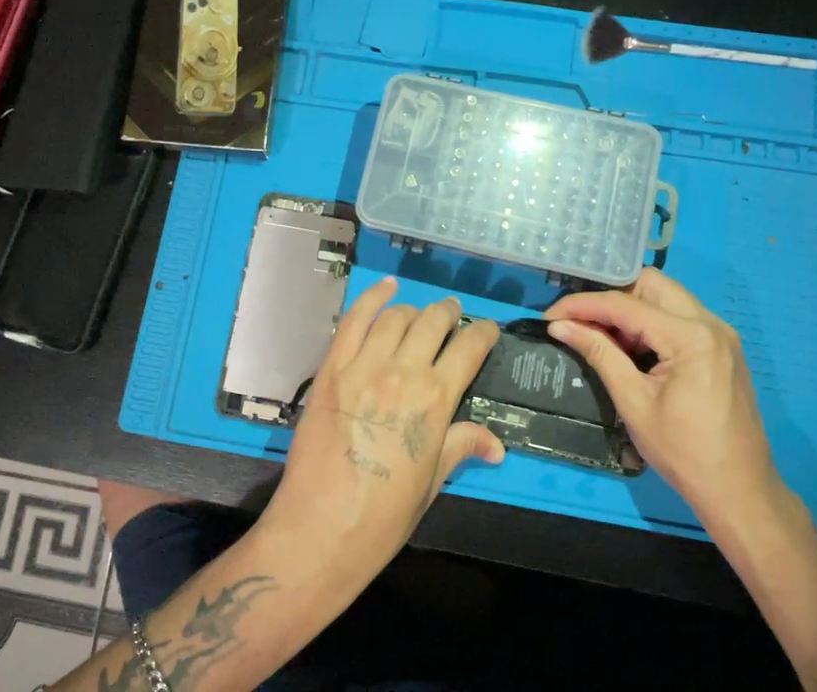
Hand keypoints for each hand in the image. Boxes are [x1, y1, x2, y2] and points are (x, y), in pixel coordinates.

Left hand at [257, 278, 503, 581]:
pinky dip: (371, 299)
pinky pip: (352, 321)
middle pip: (432, 324)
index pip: (469, 349)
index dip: (483, 334)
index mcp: (436, 400)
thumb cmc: (383, 516)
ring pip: (395, 317)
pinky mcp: (330, 368)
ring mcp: (362, 366)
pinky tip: (384, 288)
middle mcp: (403, 372)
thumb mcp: (431, 483)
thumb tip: (496, 444)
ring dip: (413, 310)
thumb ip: (460, 447)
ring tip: (420, 313)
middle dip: (448, 314)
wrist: (320, 527)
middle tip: (453, 315)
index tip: (487, 331)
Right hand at [544, 267, 785, 530]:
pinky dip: (651, 322)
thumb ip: (599, 354)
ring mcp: (721, 333)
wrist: (739, 489)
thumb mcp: (634, 402)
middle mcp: (711, 323)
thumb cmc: (683, 452)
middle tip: (580, 322)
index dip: (582, 305)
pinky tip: (631, 347)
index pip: (625, 304)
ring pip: (666, 297)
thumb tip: (560, 326)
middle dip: (610, 297)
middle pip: (650, 284)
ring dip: (630, 308)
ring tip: (601, 336)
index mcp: (691, 336)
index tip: (550, 316)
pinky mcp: (722, 346)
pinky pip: (679, 317)